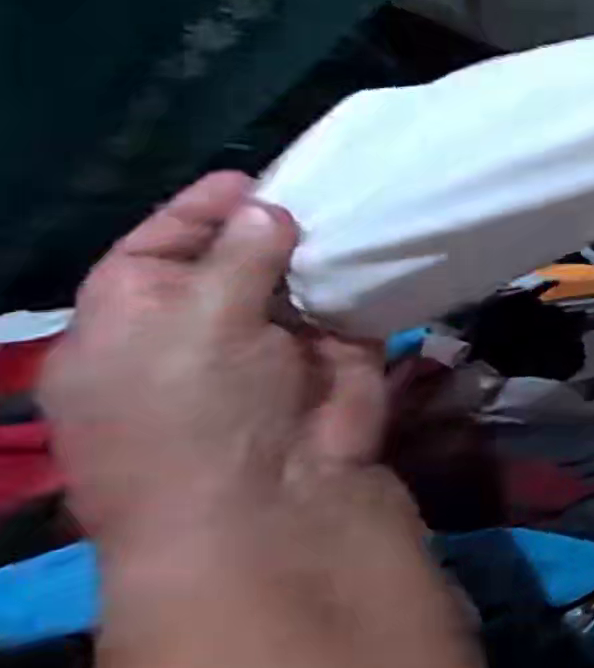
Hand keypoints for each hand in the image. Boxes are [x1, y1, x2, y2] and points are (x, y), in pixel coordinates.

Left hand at [41, 172, 387, 546]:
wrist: (274, 489)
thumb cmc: (197, 412)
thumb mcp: (195, 328)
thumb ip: (235, 261)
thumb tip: (268, 208)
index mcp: (132, 326)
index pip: (152, 252)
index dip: (196, 213)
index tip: (250, 178)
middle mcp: (201, 328)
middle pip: (234, 259)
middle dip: (273, 224)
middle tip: (323, 185)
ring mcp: (273, 340)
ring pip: (298, 277)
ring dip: (326, 247)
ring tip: (363, 203)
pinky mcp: (336, 348)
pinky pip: (350, 299)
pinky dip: (366, 274)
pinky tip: (387, 242)